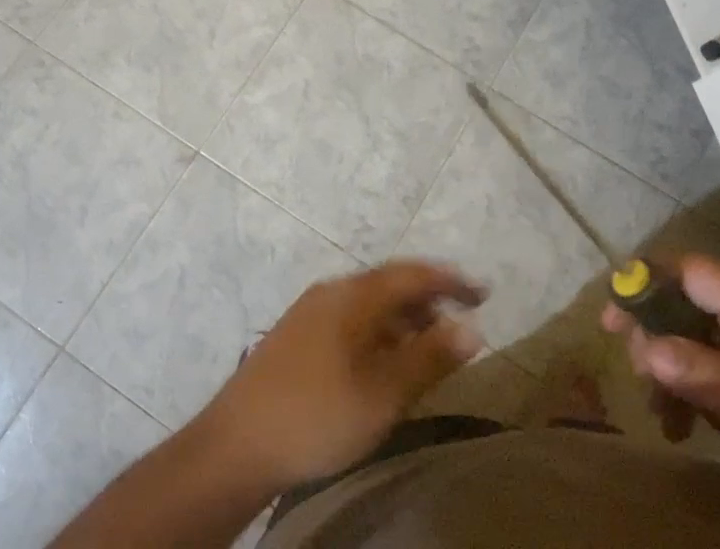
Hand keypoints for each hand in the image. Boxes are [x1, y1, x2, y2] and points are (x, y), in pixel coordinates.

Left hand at [195, 261, 486, 489]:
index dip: (451, 280)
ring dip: (403, 319)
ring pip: (368, 304)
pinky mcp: (295, 335)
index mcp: (353, 296)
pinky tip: (384, 363)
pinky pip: (350, 319)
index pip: (412, 274)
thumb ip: (430, 357)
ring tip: (428, 348)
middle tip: (460, 322)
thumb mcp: (384, 393)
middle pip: (389, 284)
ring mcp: (308, 313)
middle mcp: (330, 292)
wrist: (236, 445)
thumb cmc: (318, 416)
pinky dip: (378, 331)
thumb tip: (471, 326)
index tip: (483, 293)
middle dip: (428, 300)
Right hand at [602, 254, 719, 548]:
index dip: (646, 281)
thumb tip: (644, 346)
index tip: (608, 317)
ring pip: (703, 346)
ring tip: (668, 422)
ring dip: (674, 375)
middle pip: (692, 306)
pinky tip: (694, 430)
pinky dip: (699, 398)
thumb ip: (712, 377)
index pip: (695, 271)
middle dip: (656, 338)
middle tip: (641, 384)